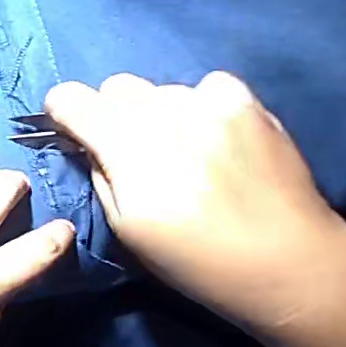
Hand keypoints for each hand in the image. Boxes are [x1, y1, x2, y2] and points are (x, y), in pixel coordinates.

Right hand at [44, 72, 345, 329]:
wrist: (282, 259)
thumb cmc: (195, 260)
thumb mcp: (127, 230)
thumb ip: (100, 176)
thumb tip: (90, 145)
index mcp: (127, 151)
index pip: (73, 99)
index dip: (63, 109)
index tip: (71, 127)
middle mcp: (164, 114)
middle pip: (117, 87)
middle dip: (113, 113)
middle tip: (133, 152)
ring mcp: (208, 102)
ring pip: (161, 89)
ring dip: (159, 113)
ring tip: (184, 152)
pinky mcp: (245, 100)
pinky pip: (204, 87)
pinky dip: (200, 107)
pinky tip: (214, 138)